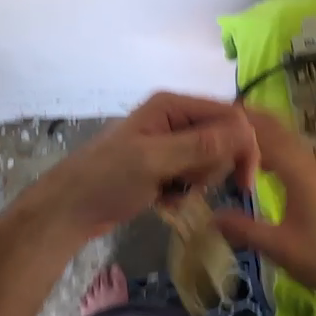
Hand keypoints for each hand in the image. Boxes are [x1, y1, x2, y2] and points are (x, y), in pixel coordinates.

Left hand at [21, 92, 259, 242]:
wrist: (69, 211)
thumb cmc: (106, 180)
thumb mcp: (153, 161)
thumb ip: (198, 145)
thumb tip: (245, 131)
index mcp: (171, 105)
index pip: (229, 115)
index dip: (244, 145)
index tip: (246, 181)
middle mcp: (174, 117)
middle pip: (223, 138)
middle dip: (213, 167)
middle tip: (187, 184)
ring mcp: (169, 142)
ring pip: (211, 160)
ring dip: (197, 182)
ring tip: (169, 192)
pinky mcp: (164, 165)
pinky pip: (194, 176)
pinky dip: (184, 192)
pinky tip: (162, 200)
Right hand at [213, 109, 315, 310]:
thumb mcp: (282, 249)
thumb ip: (246, 230)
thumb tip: (210, 217)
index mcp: (298, 172)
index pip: (263, 134)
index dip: (237, 123)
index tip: (208, 117)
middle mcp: (308, 164)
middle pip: (275, 129)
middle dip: (246, 121)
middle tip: (214, 122)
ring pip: (285, 141)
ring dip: (260, 134)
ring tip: (229, 138)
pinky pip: (291, 154)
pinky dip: (271, 149)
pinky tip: (259, 165)